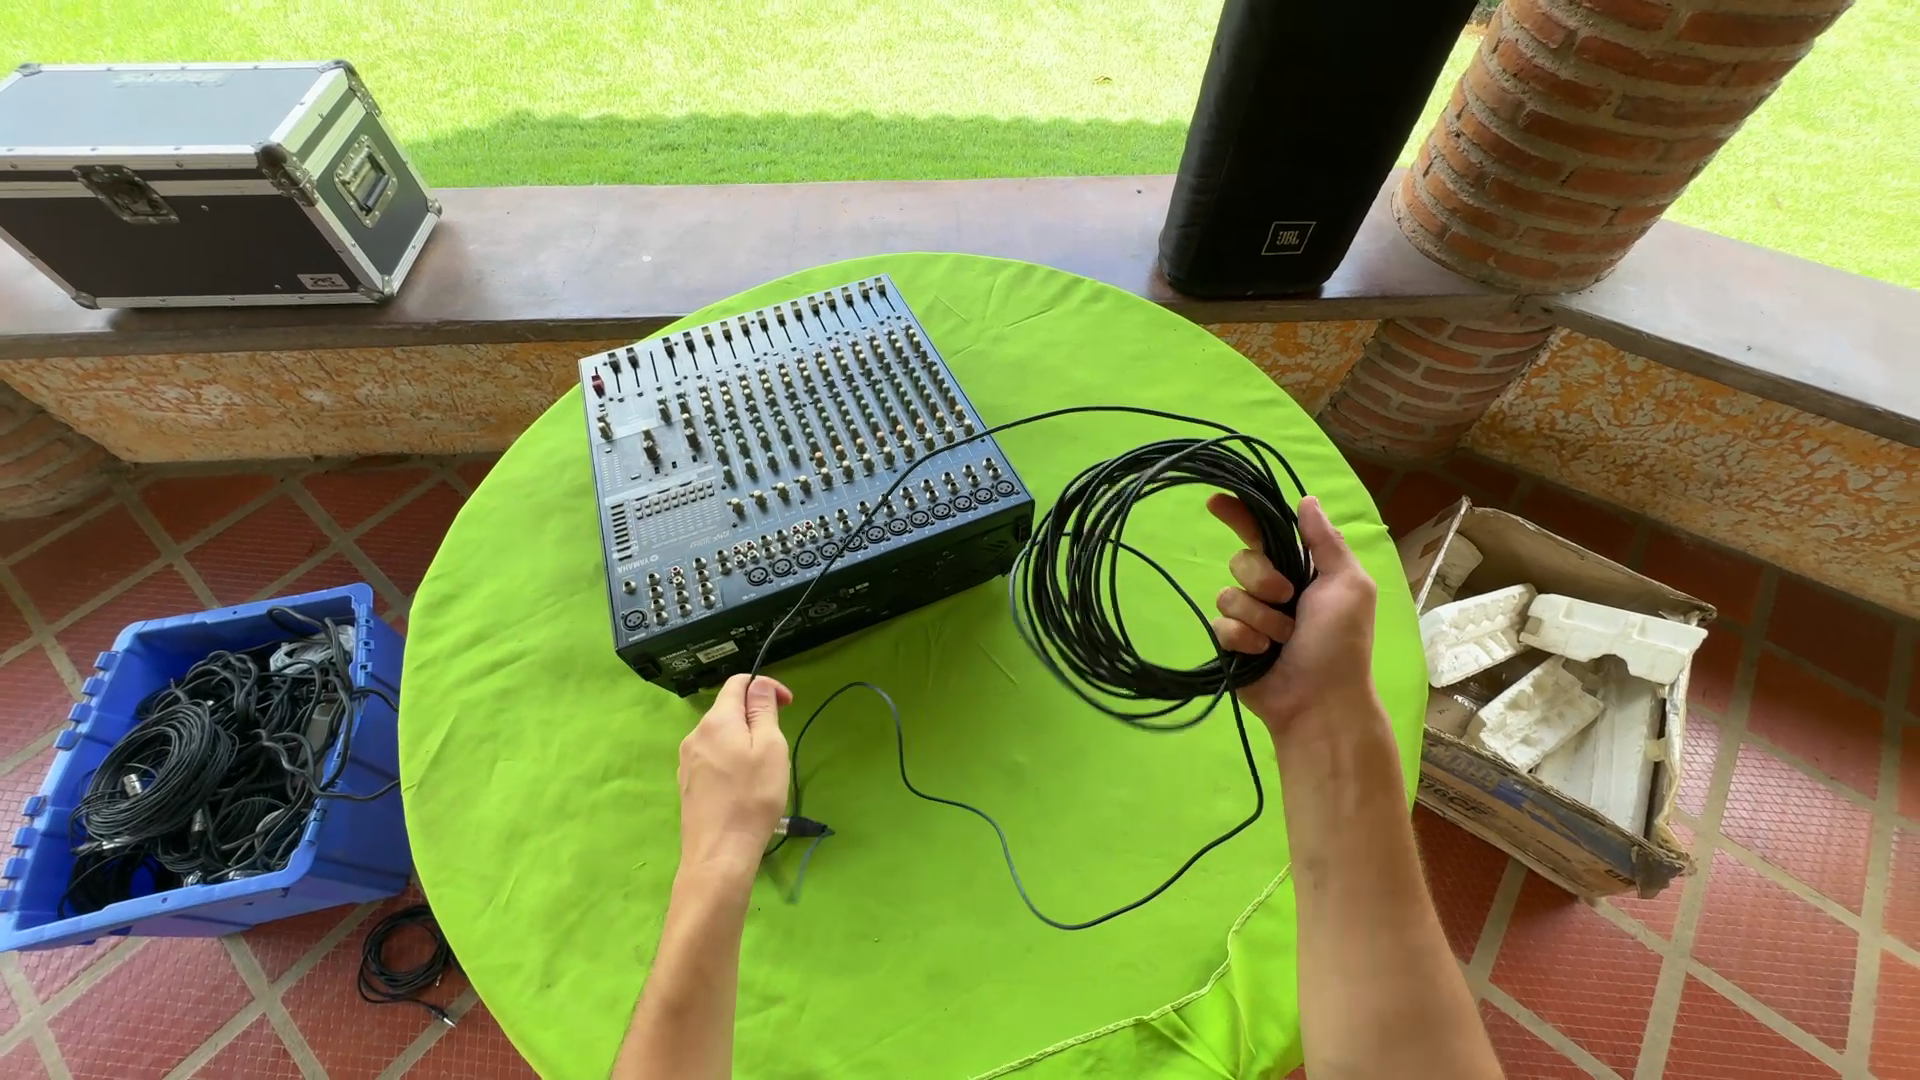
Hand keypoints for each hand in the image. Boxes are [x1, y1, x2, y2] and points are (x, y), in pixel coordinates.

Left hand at [677, 674, 793, 874]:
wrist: (719, 854)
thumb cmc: (752, 797)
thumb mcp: (770, 747)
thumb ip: (763, 710)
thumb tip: (759, 684)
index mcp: (717, 720)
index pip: (737, 683)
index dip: (765, 686)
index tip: (787, 705)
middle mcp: (695, 734)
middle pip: (728, 708)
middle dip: (755, 715)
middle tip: (777, 743)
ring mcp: (687, 760)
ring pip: (720, 734)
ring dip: (743, 738)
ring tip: (762, 767)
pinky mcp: (687, 783)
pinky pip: (712, 756)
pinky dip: (730, 757)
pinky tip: (742, 784)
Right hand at [1207, 494, 1379, 741]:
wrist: (1319, 700)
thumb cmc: (1342, 642)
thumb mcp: (1348, 585)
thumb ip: (1325, 541)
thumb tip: (1306, 499)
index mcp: (1300, 571)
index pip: (1263, 532)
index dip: (1239, 514)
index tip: (1214, 501)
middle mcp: (1270, 589)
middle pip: (1241, 560)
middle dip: (1263, 579)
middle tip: (1287, 600)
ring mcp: (1248, 617)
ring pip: (1227, 594)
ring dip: (1258, 617)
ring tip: (1281, 640)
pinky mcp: (1230, 643)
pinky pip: (1220, 625)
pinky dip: (1243, 639)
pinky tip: (1261, 654)